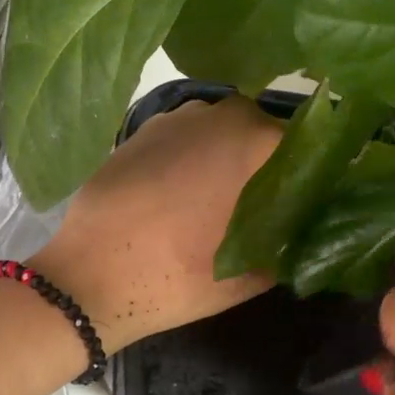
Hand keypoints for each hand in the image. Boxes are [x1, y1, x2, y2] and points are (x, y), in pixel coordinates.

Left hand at [29, 96, 281, 349]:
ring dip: (223, 163)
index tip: (305, 207)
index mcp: (254, 139)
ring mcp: (171, 120)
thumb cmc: (174, 278)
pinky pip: (179, 145)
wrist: (86, 280)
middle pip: (259, 136)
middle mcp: (217, 114)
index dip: (308, 177)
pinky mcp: (135, 136)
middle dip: (263, 167)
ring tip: (216, 208)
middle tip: (261, 210)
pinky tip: (177, 202)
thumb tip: (300, 234)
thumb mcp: (248, 277)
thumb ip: (285, 247)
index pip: (306, 146)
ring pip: (216, 137)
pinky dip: (185, 165)